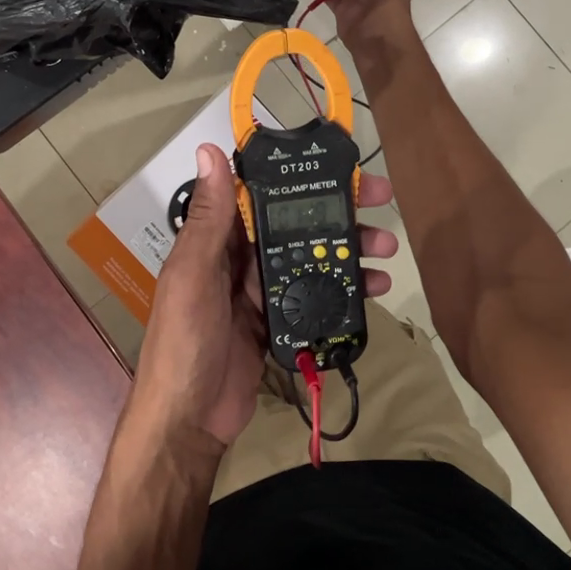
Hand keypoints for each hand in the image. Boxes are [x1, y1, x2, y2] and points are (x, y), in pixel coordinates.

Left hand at [131, 142, 397, 449]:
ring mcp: (259, 292)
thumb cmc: (184, 342)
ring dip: (347, 249)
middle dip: (336, 211)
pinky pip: (314, 297)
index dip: (298, 175)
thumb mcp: (193, 275)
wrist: (187, 421)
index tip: (339, 164)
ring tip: (386, 249)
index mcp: (215, 240)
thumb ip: (208, 218)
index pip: (260, 194)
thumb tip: (208, 149)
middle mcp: (238, 259)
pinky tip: (373, 288)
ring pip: (308, 259)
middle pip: (293, 224)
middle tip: (382, 201)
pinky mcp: (277, 324)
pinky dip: (343, 290)